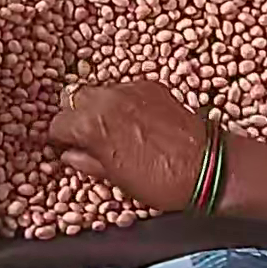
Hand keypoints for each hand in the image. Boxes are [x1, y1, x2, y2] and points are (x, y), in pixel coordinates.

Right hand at [47, 82, 208, 211]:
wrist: (208, 167)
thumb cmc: (160, 181)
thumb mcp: (115, 178)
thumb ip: (87, 162)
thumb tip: (71, 155)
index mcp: (91, 125)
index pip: (58, 123)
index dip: (60, 137)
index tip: (67, 145)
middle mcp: (105, 100)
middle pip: (74, 98)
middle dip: (76, 115)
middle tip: (87, 135)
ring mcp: (129, 90)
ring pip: (99, 91)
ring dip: (99, 106)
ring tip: (112, 126)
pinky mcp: (150, 86)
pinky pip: (125, 89)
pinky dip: (124, 101)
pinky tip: (136, 120)